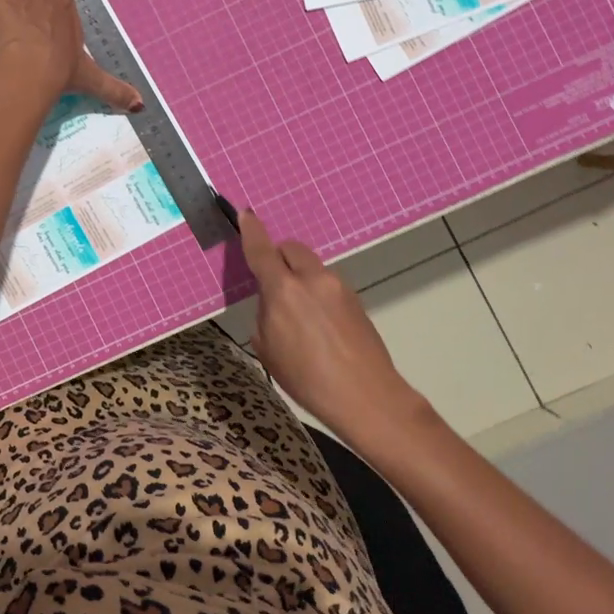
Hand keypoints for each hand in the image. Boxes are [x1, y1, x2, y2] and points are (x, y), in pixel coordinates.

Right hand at [235, 206, 431, 443]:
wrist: (369, 399)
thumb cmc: (308, 379)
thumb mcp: (269, 348)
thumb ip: (267, 315)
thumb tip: (275, 304)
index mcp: (283, 291)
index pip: (262, 250)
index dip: (251, 230)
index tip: (245, 214)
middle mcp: (312, 280)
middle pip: (291, 249)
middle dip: (278, 256)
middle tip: (271, 280)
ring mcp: (338, 288)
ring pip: (311, 267)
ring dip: (298, 276)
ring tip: (298, 314)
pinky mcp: (356, 301)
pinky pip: (327, 284)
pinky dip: (316, 292)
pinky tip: (319, 326)